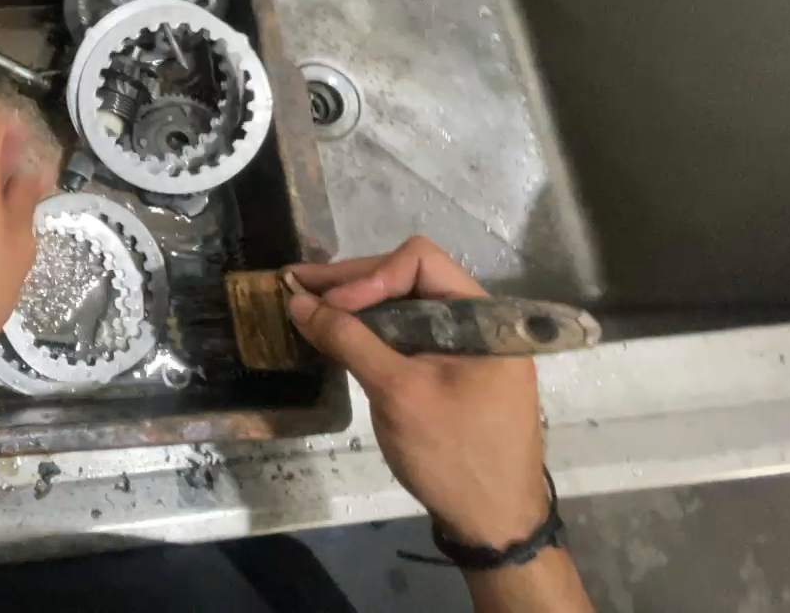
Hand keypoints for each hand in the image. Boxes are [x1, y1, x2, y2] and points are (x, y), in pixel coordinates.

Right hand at [287, 237, 548, 546]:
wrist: (493, 527)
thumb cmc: (454, 456)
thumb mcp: (397, 393)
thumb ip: (348, 339)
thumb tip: (295, 299)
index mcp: (484, 318)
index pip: (419, 262)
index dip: (370, 275)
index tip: (333, 304)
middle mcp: (474, 321)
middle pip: (403, 276)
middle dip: (349, 283)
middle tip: (297, 288)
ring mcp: (459, 344)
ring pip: (396, 302)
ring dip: (350, 303)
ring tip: (302, 303)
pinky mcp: (442, 366)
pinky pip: (399, 330)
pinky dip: (362, 326)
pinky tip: (328, 328)